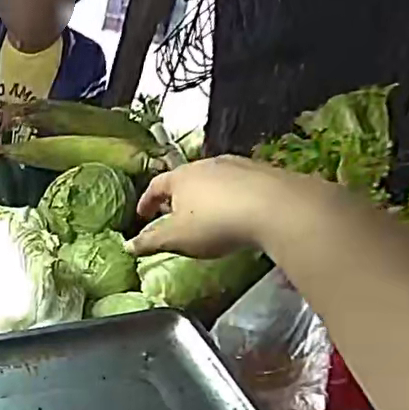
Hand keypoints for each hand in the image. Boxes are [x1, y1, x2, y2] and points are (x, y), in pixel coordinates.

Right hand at [127, 156, 350, 258]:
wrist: (280, 209)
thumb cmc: (216, 223)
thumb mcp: (175, 238)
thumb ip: (149, 242)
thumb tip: (128, 245)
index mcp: (181, 177)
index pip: (155, 186)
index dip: (146, 202)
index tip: (142, 216)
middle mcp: (208, 164)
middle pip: (185, 180)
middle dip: (176, 198)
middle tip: (171, 216)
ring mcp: (239, 166)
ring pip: (213, 181)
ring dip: (205, 198)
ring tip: (204, 217)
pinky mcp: (264, 173)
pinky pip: (238, 186)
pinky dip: (229, 199)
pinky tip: (233, 216)